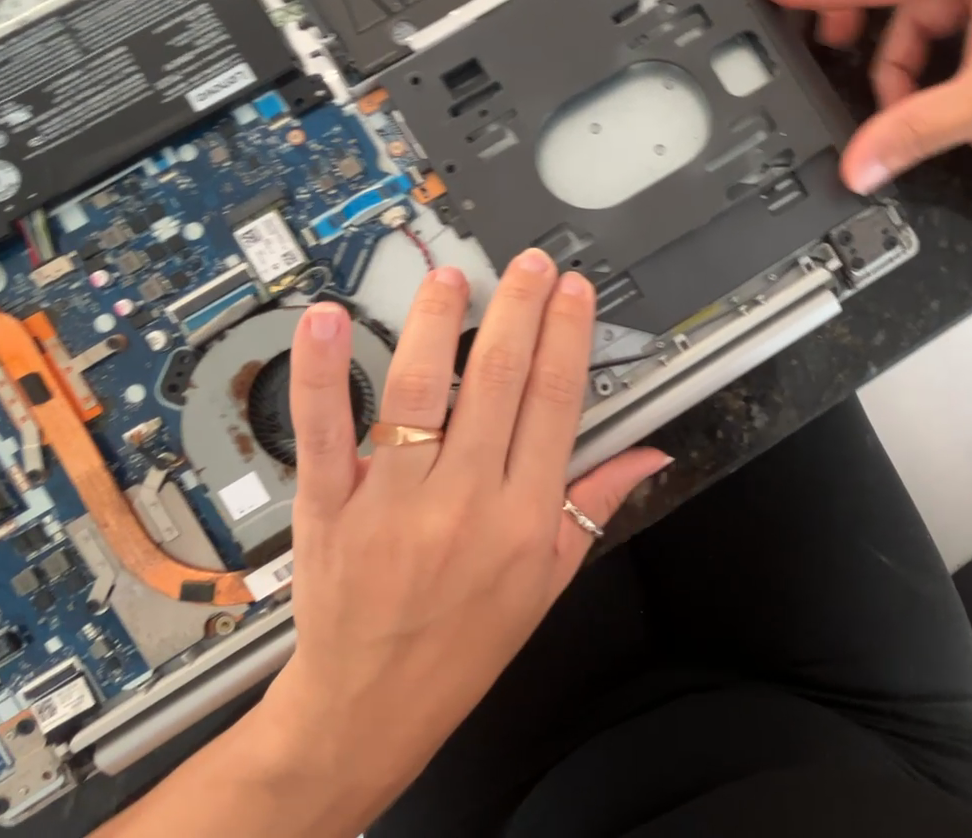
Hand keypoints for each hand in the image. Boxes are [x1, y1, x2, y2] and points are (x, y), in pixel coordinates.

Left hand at [260, 253, 669, 808]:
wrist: (373, 705)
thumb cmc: (466, 643)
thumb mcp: (551, 580)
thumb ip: (597, 504)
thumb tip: (648, 454)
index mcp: (523, 516)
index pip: (554, 403)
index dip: (567, 338)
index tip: (573, 294)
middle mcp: (463, 499)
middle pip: (498, 381)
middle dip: (519, 309)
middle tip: (530, 265)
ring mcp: (392, 498)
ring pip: (421, 389)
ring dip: (439, 322)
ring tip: (455, 278)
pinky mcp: (330, 503)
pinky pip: (326, 428)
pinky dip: (323, 371)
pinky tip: (329, 321)